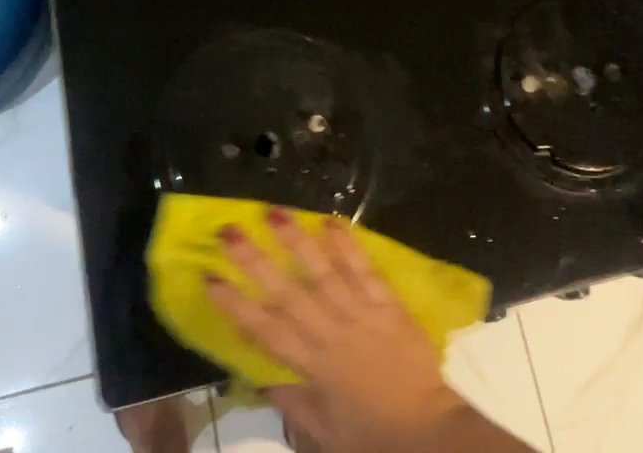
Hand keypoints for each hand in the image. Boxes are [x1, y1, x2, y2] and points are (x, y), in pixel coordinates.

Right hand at [204, 208, 474, 452]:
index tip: (210, 277)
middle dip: (256, 260)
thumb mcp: (325, 432)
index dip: (236, 303)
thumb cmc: (374, 434)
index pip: (266, 330)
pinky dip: (348, 246)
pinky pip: (366, 271)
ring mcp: (362, 314)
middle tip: (229, 231)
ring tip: (274, 212)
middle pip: (288, 292)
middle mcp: (333, 333)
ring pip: (324, 272)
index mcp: (314, 366)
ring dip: (297, 241)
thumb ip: (292, 403)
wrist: (432, 430)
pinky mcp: (389, 305)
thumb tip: (260, 377)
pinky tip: (330, 222)